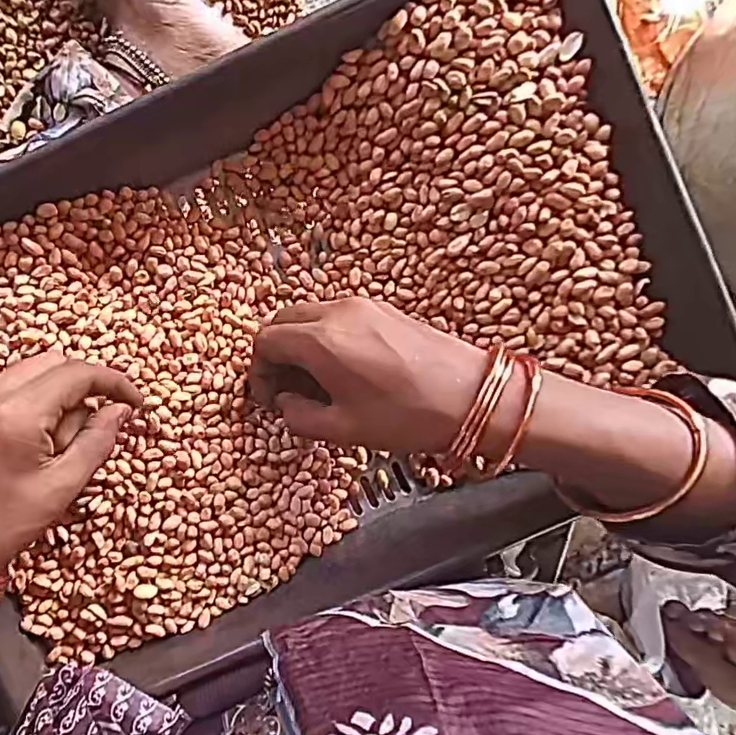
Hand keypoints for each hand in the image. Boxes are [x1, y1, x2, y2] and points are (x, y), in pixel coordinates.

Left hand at [0, 351, 142, 575]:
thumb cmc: (0, 526)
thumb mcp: (61, 488)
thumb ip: (97, 441)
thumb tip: (120, 410)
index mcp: (15, 415)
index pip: (77, 374)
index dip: (113, 382)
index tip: (134, 401)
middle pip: (55, 362)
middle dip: (86, 386)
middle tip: (100, 422)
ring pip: (33, 370)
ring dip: (60, 393)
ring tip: (63, 440)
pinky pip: (11, 384)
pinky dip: (36, 400)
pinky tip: (40, 437)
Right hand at [250, 297, 489, 454]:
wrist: (476, 397)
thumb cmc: (409, 417)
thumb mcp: (344, 429)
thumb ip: (299, 417)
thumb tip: (286, 404)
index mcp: (321, 341)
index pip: (265, 341)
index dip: (258, 372)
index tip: (269, 398)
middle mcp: (337, 312)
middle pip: (283, 321)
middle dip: (275, 354)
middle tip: (286, 389)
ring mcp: (363, 305)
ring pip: (309, 316)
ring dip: (299, 345)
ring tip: (315, 382)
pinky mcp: (384, 308)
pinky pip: (336, 316)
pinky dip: (324, 337)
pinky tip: (343, 369)